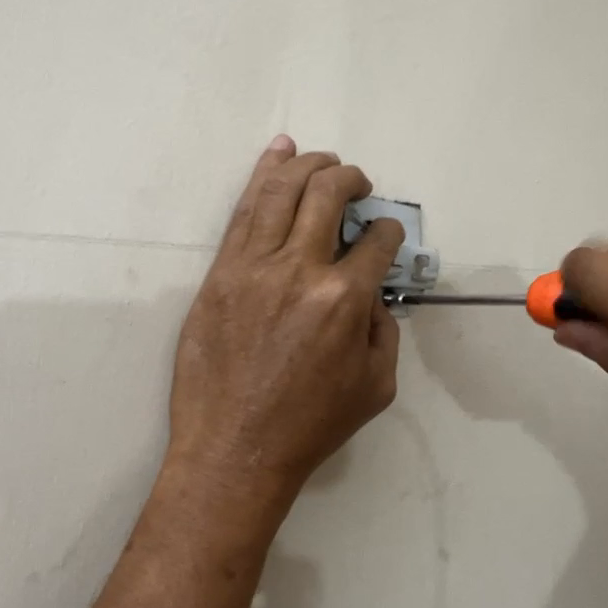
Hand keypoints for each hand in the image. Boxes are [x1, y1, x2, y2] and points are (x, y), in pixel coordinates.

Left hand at [165, 136, 405, 489]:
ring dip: (307, 164)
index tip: (385, 234)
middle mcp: (300, 271)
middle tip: (358, 183)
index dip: (388, 232)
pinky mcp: (219, 275)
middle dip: (351, 179)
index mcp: (345, 300)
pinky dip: (261, 177)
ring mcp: (253, 268)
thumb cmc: (308, 427)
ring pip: (281, 191)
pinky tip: (276, 157)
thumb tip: (371, 297)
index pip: (376, 242)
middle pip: (328, 195)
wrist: (235, 450)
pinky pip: (242, 214)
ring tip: (322, 158)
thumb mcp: (375, 389)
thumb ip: (383, 334)